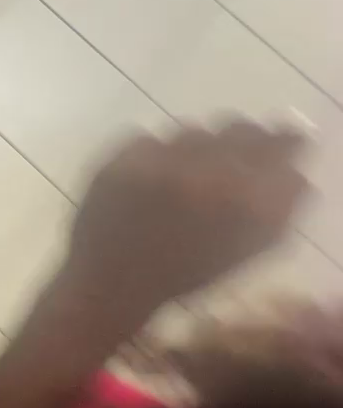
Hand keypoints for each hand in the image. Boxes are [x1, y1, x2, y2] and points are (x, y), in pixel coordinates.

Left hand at [59, 121, 310, 318]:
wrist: (116, 276)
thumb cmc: (190, 267)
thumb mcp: (255, 243)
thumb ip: (281, 202)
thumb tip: (290, 166)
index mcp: (252, 198)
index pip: (282, 146)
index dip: (283, 139)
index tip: (281, 139)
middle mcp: (208, 175)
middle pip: (239, 130)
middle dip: (242, 136)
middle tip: (234, 147)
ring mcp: (158, 166)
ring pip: (191, 130)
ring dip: (195, 143)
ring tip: (187, 166)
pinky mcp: (117, 164)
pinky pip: (144, 138)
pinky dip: (152, 150)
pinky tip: (151, 170)